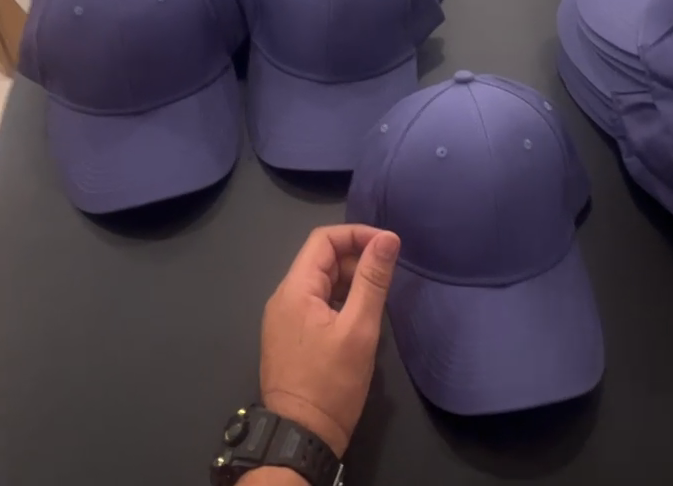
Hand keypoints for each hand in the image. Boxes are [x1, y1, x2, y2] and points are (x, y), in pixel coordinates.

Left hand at [258, 225, 400, 457]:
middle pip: (321, 259)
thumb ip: (373, 280)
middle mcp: (284, 297)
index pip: (324, 239)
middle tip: (387, 274)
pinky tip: (359, 316)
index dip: (357, 234)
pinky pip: (316, 303)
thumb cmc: (331, 384)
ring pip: (320, 282)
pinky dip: (340, 299)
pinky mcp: (289, 337)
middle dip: (356, 258)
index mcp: (295, 289)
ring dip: (350, 280)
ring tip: (377, 296)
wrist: (300, 439)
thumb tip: (388, 238)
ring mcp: (284, 319)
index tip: (388, 245)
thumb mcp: (359, 329)